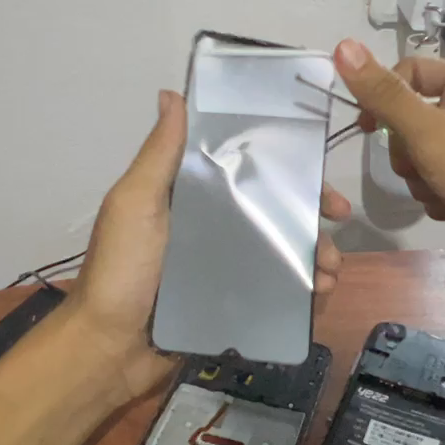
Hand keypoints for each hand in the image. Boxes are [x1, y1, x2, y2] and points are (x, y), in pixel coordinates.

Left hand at [70, 90, 350, 406]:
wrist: (108, 350)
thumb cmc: (121, 270)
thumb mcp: (136, 204)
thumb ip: (160, 154)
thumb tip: (172, 94)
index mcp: (193, 199)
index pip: (251, 176)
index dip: (289, 175)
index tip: (321, 182)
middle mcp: (213, 230)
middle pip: (275, 217)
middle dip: (312, 225)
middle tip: (336, 236)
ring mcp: (224, 271)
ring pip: (282, 257)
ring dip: (313, 262)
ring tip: (329, 277)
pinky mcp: (230, 308)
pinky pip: (274, 297)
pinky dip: (301, 296)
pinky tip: (318, 300)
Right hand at [333, 39, 444, 320]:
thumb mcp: (432, 136)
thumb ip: (386, 96)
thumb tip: (343, 46)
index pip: (413, 72)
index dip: (385, 97)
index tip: (366, 130)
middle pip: (414, 118)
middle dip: (409, 152)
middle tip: (425, 168)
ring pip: (424, 155)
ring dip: (423, 179)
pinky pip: (441, 180)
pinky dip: (440, 196)